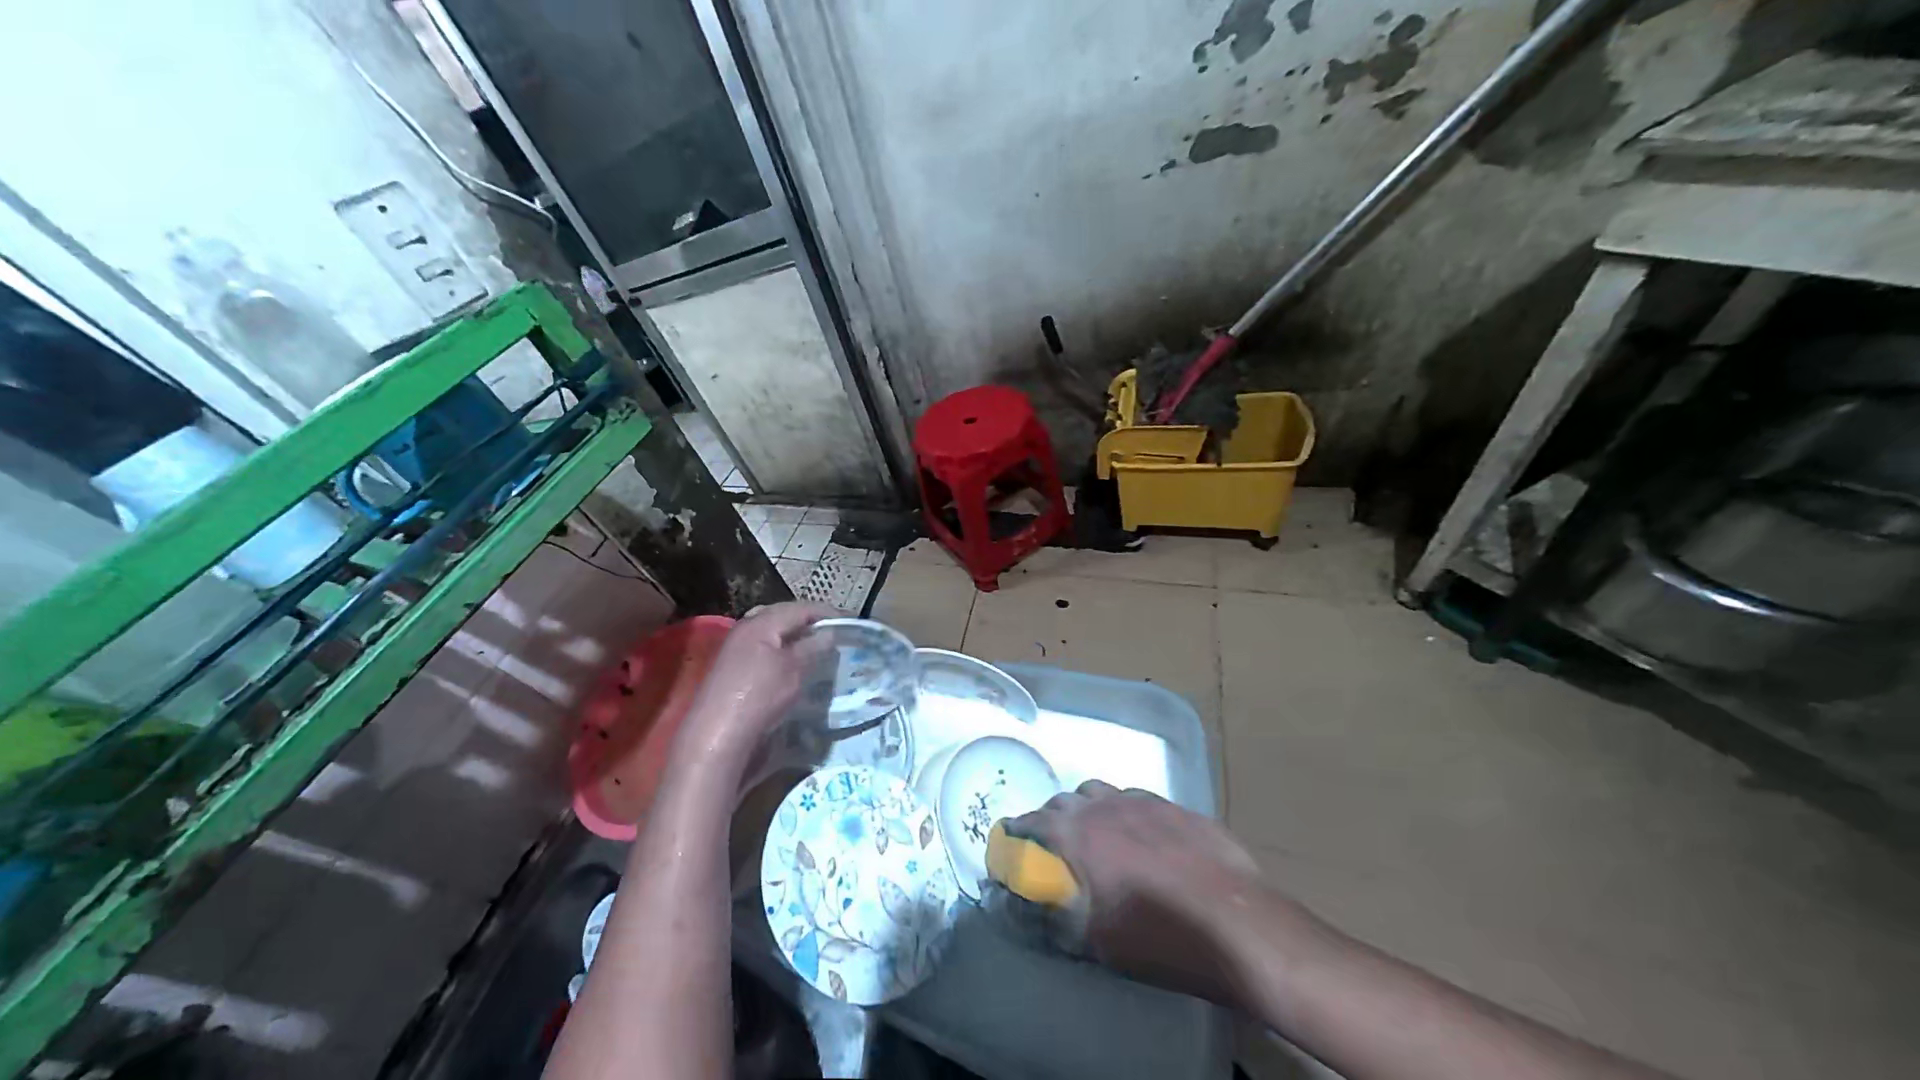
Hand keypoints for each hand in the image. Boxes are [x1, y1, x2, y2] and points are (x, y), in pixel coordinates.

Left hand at [674, 603, 833, 774]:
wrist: (718, 736)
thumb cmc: (760, 696)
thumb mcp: (794, 670)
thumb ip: (813, 647)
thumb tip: (829, 633)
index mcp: (760, 623)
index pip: (799, 608)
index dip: (826, 613)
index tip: (849, 622)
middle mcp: (744, 629)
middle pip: (782, 616)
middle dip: (809, 622)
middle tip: (833, 633)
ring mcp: (735, 649)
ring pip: (772, 634)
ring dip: (795, 638)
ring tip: (817, 648)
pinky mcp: (732, 669)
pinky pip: (763, 649)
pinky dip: (782, 651)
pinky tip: (793, 665)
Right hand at [1001, 781, 1280, 1008]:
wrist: (1238, 924)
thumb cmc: (1159, 937)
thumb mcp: (1098, 942)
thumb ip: (1061, 919)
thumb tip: (1041, 909)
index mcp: (1078, 835)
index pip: (1032, 821)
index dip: (1017, 830)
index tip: (1011, 840)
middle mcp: (1105, 807)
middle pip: (1065, 800)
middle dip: (1053, 818)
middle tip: (1056, 846)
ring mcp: (1143, 801)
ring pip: (1102, 792)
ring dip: (1089, 808)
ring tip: (1097, 835)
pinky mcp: (1176, 807)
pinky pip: (1137, 799)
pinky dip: (1126, 812)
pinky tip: (1141, 836)